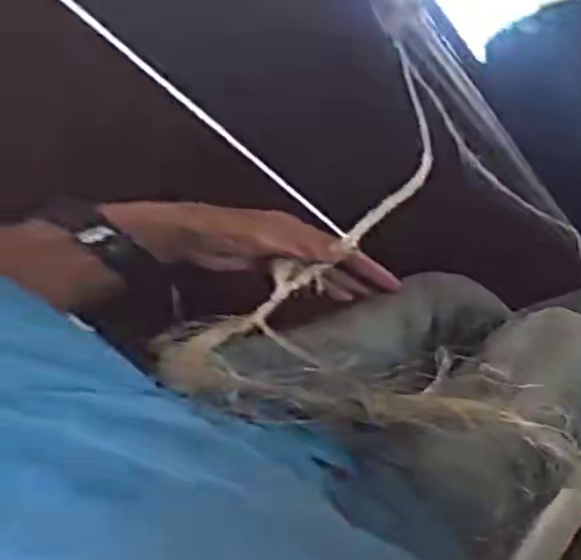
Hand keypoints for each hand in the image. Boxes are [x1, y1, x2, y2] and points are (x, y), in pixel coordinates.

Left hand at [100, 201, 401, 300]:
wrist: (179, 237)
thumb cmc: (226, 232)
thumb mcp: (272, 236)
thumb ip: (309, 245)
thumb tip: (347, 253)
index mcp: (300, 230)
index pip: (345, 250)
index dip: (370, 267)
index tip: (395, 286)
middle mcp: (297, 240)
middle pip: (339, 261)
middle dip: (364, 278)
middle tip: (390, 299)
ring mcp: (284, 253)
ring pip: (325, 271)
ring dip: (347, 285)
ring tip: (368, 304)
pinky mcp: (271, 266)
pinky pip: (308, 278)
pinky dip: (325, 288)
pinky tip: (335, 299)